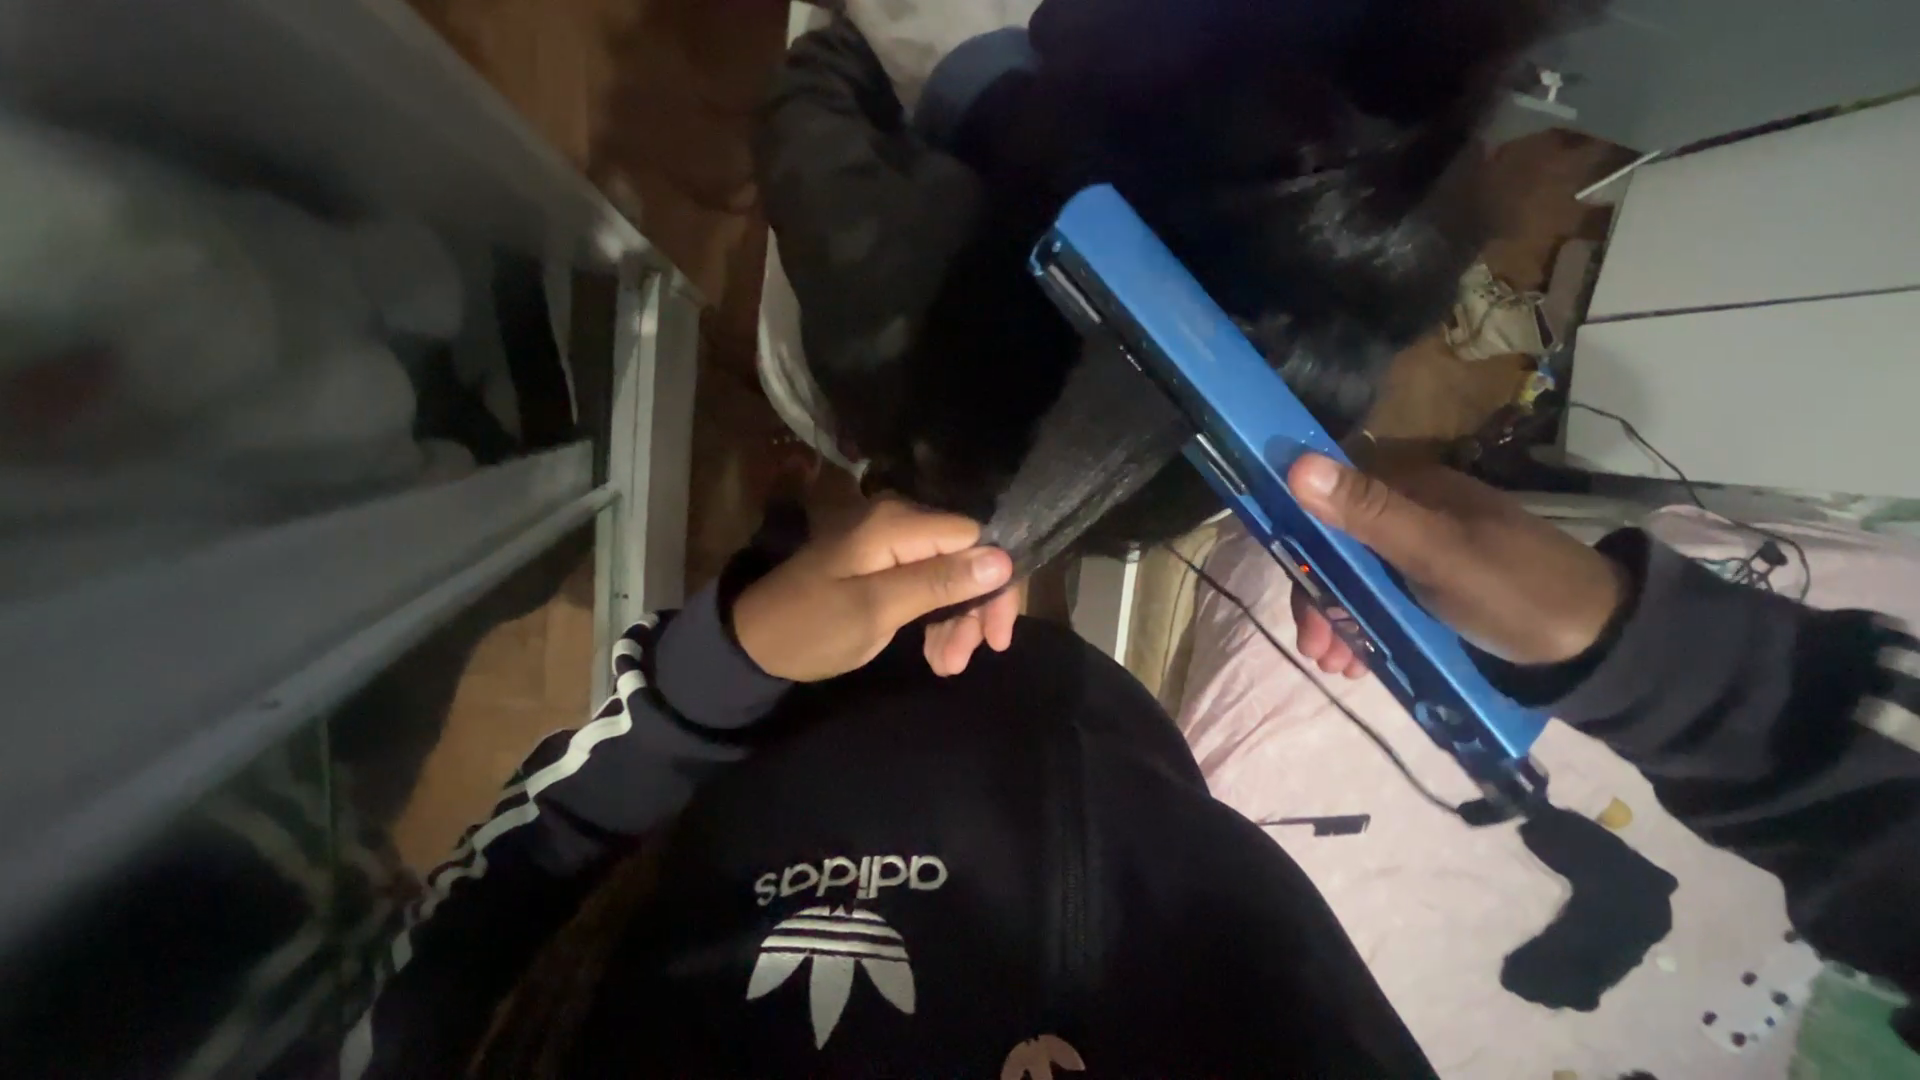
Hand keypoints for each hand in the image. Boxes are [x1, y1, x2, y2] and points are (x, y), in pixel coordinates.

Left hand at [733, 500, 1013, 681]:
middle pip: (967, 558)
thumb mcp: (876, 609)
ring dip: (957, 622)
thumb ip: (938, 582)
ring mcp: (892, 544)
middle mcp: (900, 523)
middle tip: (968, 657)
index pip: (975, 538)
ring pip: (953, 576)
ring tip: (947, 666)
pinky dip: (937, 620)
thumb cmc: (812, 626)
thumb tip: (1003, 560)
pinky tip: (936, 654)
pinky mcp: (886, 566)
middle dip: (976, 609)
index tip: (995, 634)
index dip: (994, 583)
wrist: (754, 643)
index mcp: (897, 524)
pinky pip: (929, 585)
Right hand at [1286, 454, 1629, 673]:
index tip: (1294, 590)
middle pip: (1335, 546)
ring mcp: (1421, 548)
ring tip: (1337, 666)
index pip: (1326, 498)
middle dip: (1318, 597)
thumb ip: (1369, 512)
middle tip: (1318, 650)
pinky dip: (1361, 626)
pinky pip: (1378, 599)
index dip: (1299, 541)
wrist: (1598, 646)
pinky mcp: (1432, 583)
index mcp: (1409, 488)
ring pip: (1353, 577)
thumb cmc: (1514, 591)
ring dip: (1336, 619)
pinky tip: (1359, 659)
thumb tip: (1295, 464)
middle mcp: (1409, 510)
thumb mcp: (1437, 553)